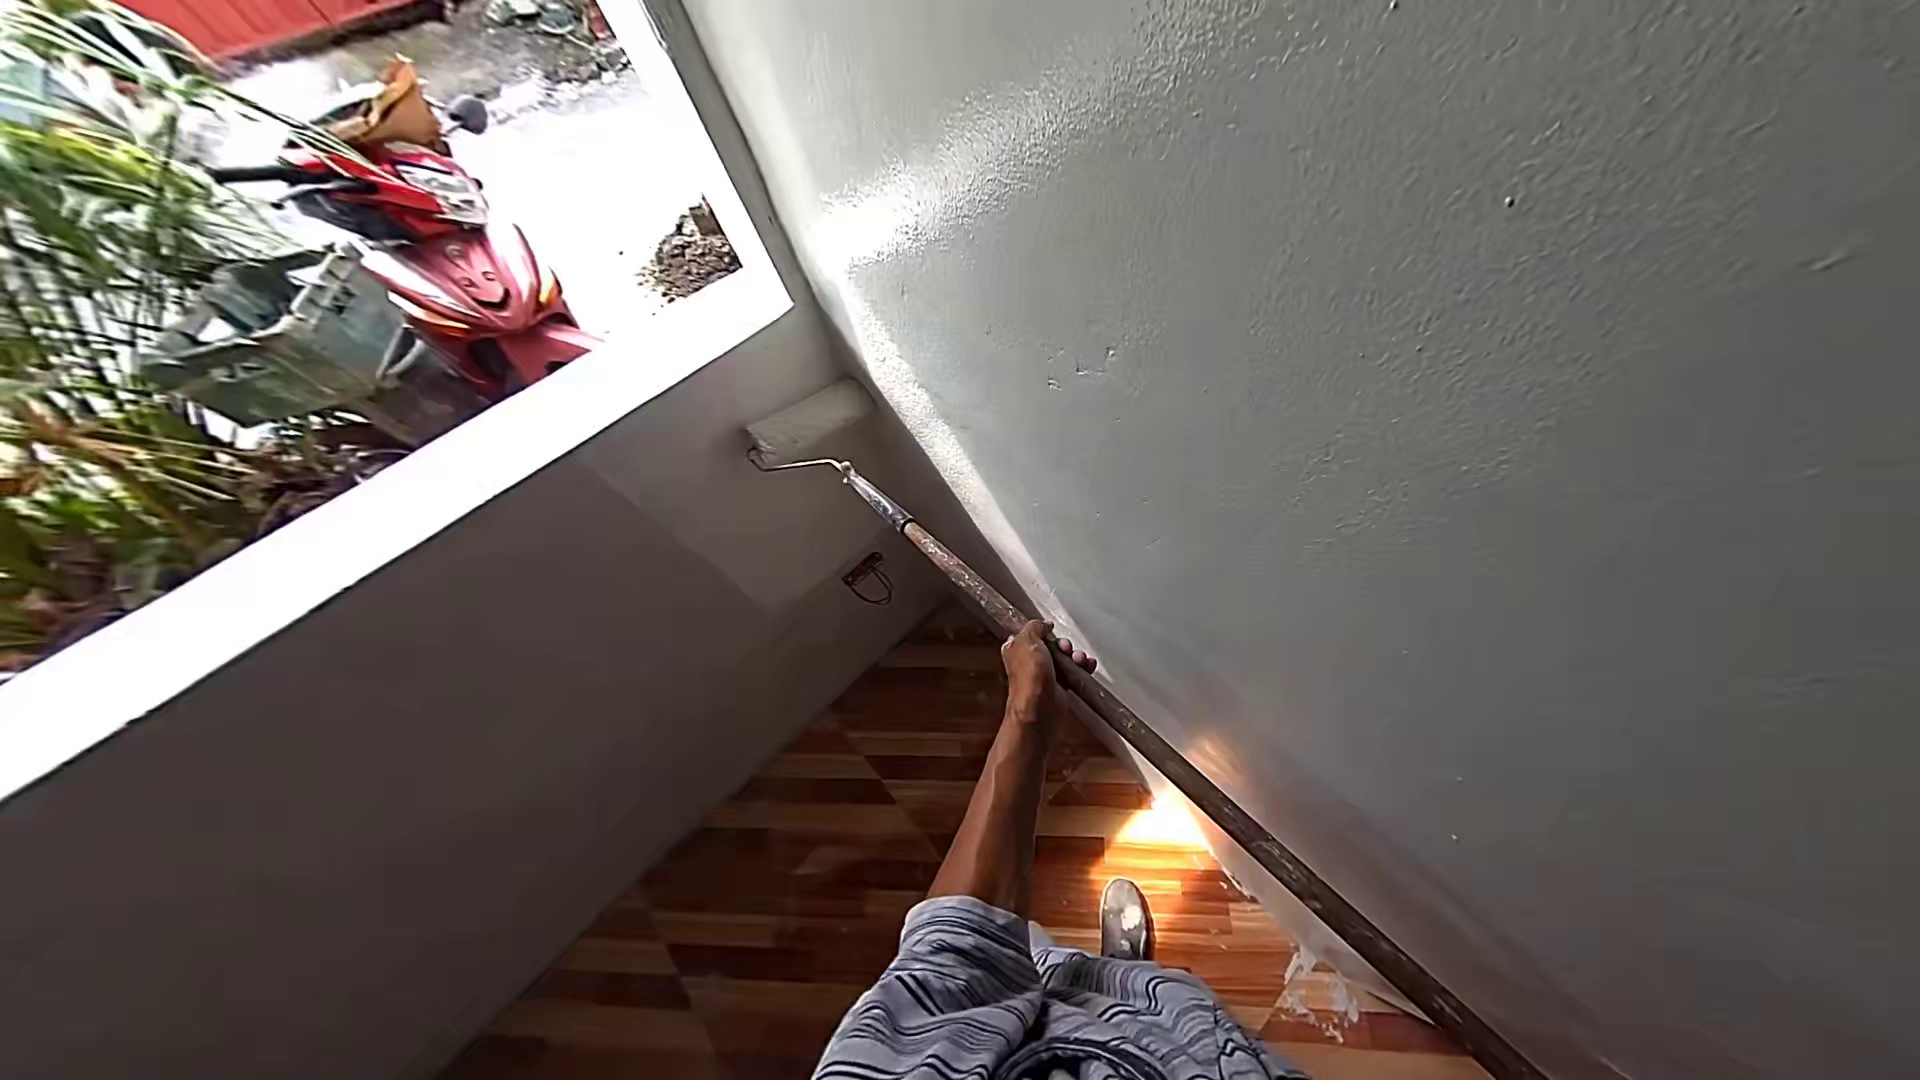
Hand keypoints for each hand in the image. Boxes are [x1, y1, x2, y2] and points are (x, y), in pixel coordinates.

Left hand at [1001, 620, 1095, 722]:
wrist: (1040, 708)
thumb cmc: (1030, 674)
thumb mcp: (1027, 640)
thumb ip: (1035, 627)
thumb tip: (1045, 625)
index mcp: (1017, 649)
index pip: (1032, 634)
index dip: (1043, 631)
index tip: (1051, 632)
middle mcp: (1030, 661)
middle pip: (1053, 644)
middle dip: (1064, 644)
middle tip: (1066, 649)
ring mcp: (1047, 674)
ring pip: (1066, 657)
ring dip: (1076, 655)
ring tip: (1079, 659)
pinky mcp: (1062, 686)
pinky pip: (1076, 671)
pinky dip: (1084, 667)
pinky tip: (1088, 665)